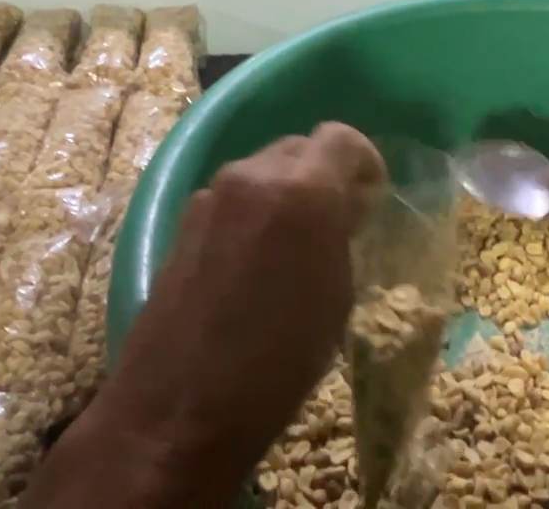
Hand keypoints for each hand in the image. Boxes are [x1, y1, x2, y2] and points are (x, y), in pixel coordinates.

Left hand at [28, 122, 385, 507]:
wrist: (177, 409)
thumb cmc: (278, 363)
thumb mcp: (337, 295)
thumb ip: (341, 231)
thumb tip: (343, 207)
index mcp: (305, 192)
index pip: (343, 138)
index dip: (364, 161)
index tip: (370, 194)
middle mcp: (255, 177)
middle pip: (301, 146)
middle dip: (323, 173)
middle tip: (335, 219)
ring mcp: (213, 195)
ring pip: (264, 168)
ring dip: (286, 191)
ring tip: (292, 243)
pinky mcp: (183, 218)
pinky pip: (234, 195)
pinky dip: (253, 210)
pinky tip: (253, 259)